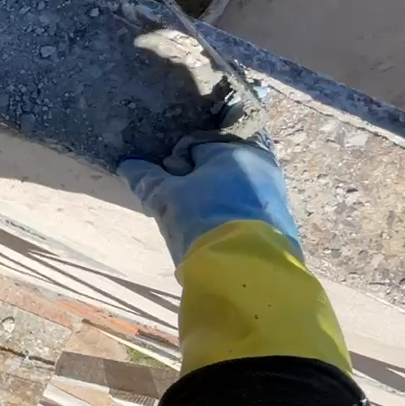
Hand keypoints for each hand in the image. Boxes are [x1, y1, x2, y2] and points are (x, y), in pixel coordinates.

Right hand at [118, 140, 300, 264]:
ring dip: (211, 193)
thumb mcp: (164, 196)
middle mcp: (261, 163)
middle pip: (218, 163)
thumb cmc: (201, 215)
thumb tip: (128, 163)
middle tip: (174, 193)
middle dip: (197, 174)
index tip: (162, 175)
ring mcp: (273, 190)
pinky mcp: (277, 216)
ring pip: (232, 183)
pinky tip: (208, 223)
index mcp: (235, 149)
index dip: (175, 158)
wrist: (242, 262)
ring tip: (189, 211)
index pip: (196, 143)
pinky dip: (225, 208)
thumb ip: (146, 177)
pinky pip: (243, 203)